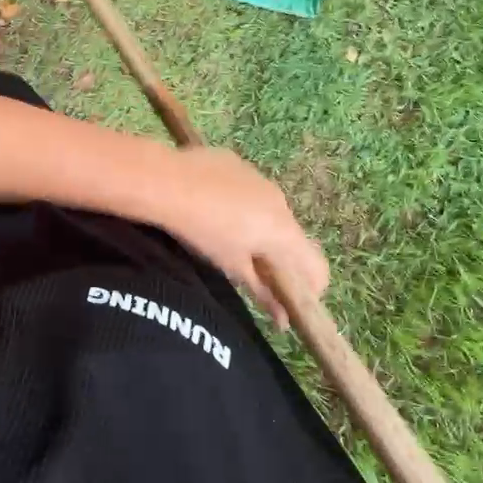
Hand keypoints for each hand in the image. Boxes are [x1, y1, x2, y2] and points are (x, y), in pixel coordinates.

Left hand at [150, 147, 329, 328]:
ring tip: (228, 234)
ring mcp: (258, 177)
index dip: (309, 287)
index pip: (316, 266)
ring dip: (259, 225)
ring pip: (269, 209)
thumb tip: (284, 320)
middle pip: (292, 236)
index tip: (290, 299)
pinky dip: (240, 200)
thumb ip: (264, 293)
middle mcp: (280, 201)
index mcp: (284, 231)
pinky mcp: (235, 161)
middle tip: (254, 268)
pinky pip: (247, 187)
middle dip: (279, 255)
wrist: (167, 180)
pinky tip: (212, 205)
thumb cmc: (203, 230)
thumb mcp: (232, 267)